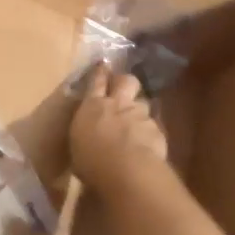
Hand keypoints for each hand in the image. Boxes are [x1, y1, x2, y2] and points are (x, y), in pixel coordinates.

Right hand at [70, 65, 168, 193]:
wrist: (127, 170)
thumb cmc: (91, 161)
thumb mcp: (78, 147)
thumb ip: (85, 135)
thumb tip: (88, 137)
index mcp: (92, 106)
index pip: (96, 81)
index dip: (100, 72)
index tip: (103, 65)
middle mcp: (118, 104)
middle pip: (126, 81)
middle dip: (125, 82)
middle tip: (122, 87)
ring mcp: (140, 115)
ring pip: (142, 104)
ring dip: (138, 111)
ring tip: (135, 124)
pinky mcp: (157, 130)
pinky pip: (152, 126)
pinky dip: (148, 133)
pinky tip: (146, 144)